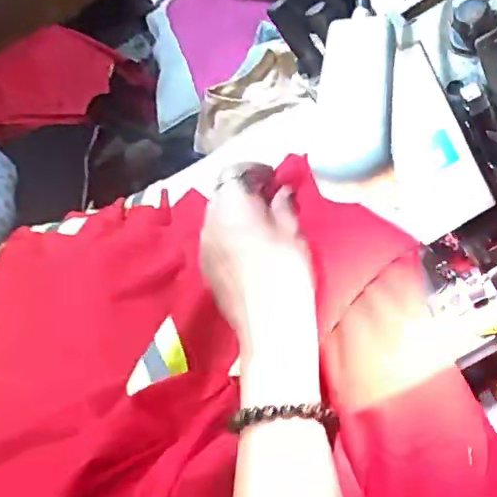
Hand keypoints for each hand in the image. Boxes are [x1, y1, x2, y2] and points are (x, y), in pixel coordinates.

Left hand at [200, 169, 317, 361]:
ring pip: (220, 219)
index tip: (276, 179)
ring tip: (265, 227)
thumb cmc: (286, 273)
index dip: (256, 172)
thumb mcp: (293, 233)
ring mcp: (204, 246)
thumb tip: (281, 191)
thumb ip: (284, 206)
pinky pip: (218, 241)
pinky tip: (253, 251)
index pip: (236, 172)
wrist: (269, 324)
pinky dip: (233, 237)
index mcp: (231, 204)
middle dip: (247, 194)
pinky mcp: (206, 269)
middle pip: (225, 196)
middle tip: (274, 202)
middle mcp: (209, 220)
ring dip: (239, 216)